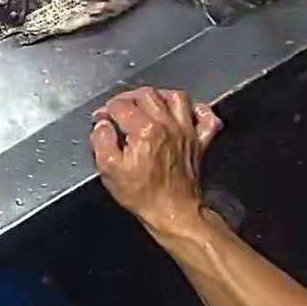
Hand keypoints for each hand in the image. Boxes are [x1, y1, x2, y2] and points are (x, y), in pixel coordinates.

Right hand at [91, 87, 221, 238]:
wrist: (172, 211)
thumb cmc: (140, 193)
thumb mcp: (108, 168)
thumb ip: (101, 140)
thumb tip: (102, 125)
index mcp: (144, 130)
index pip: (121, 106)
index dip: (105, 109)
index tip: (100, 118)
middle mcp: (168, 125)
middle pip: (148, 95)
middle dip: (127, 98)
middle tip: (116, 109)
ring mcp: (187, 132)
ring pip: (176, 97)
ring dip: (158, 96)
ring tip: (146, 104)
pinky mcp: (199, 142)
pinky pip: (206, 117)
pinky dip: (197, 110)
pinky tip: (184, 112)